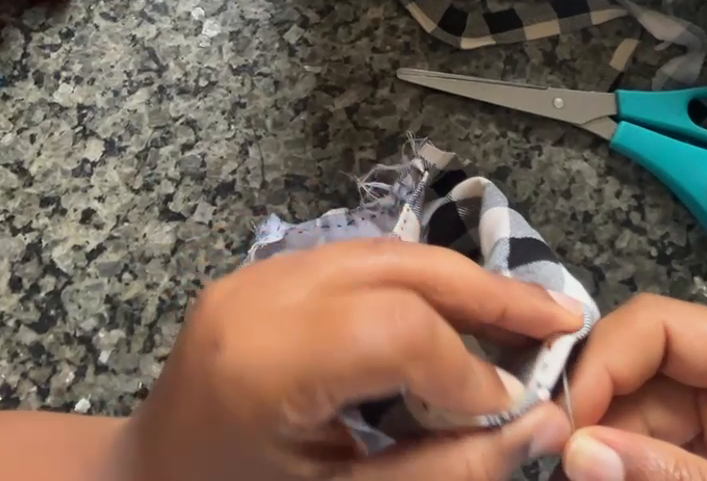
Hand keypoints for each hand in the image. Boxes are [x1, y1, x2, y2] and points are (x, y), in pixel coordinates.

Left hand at [121, 239, 589, 480]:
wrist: (147, 477)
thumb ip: (438, 472)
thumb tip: (532, 425)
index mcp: (263, 360)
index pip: (393, 327)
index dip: (467, 366)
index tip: (512, 409)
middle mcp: (257, 294)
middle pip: (392, 263)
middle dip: (483, 290)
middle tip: (559, 318)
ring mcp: (254, 272)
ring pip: (378, 249)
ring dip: (453, 279)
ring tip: (520, 312)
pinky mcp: (261, 272)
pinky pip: (353, 261)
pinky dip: (412, 283)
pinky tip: (451, 310)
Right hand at [559, 295, 706, 480]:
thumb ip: (688, 479)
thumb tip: (576, 451)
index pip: (663, 327)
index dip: (603, 357)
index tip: (561, 419)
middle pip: (642, 377)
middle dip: (592, 415)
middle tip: (551, 463)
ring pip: (643, 425)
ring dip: (604, 454)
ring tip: (570, 479)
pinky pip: (666, 465)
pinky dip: (631, 476)